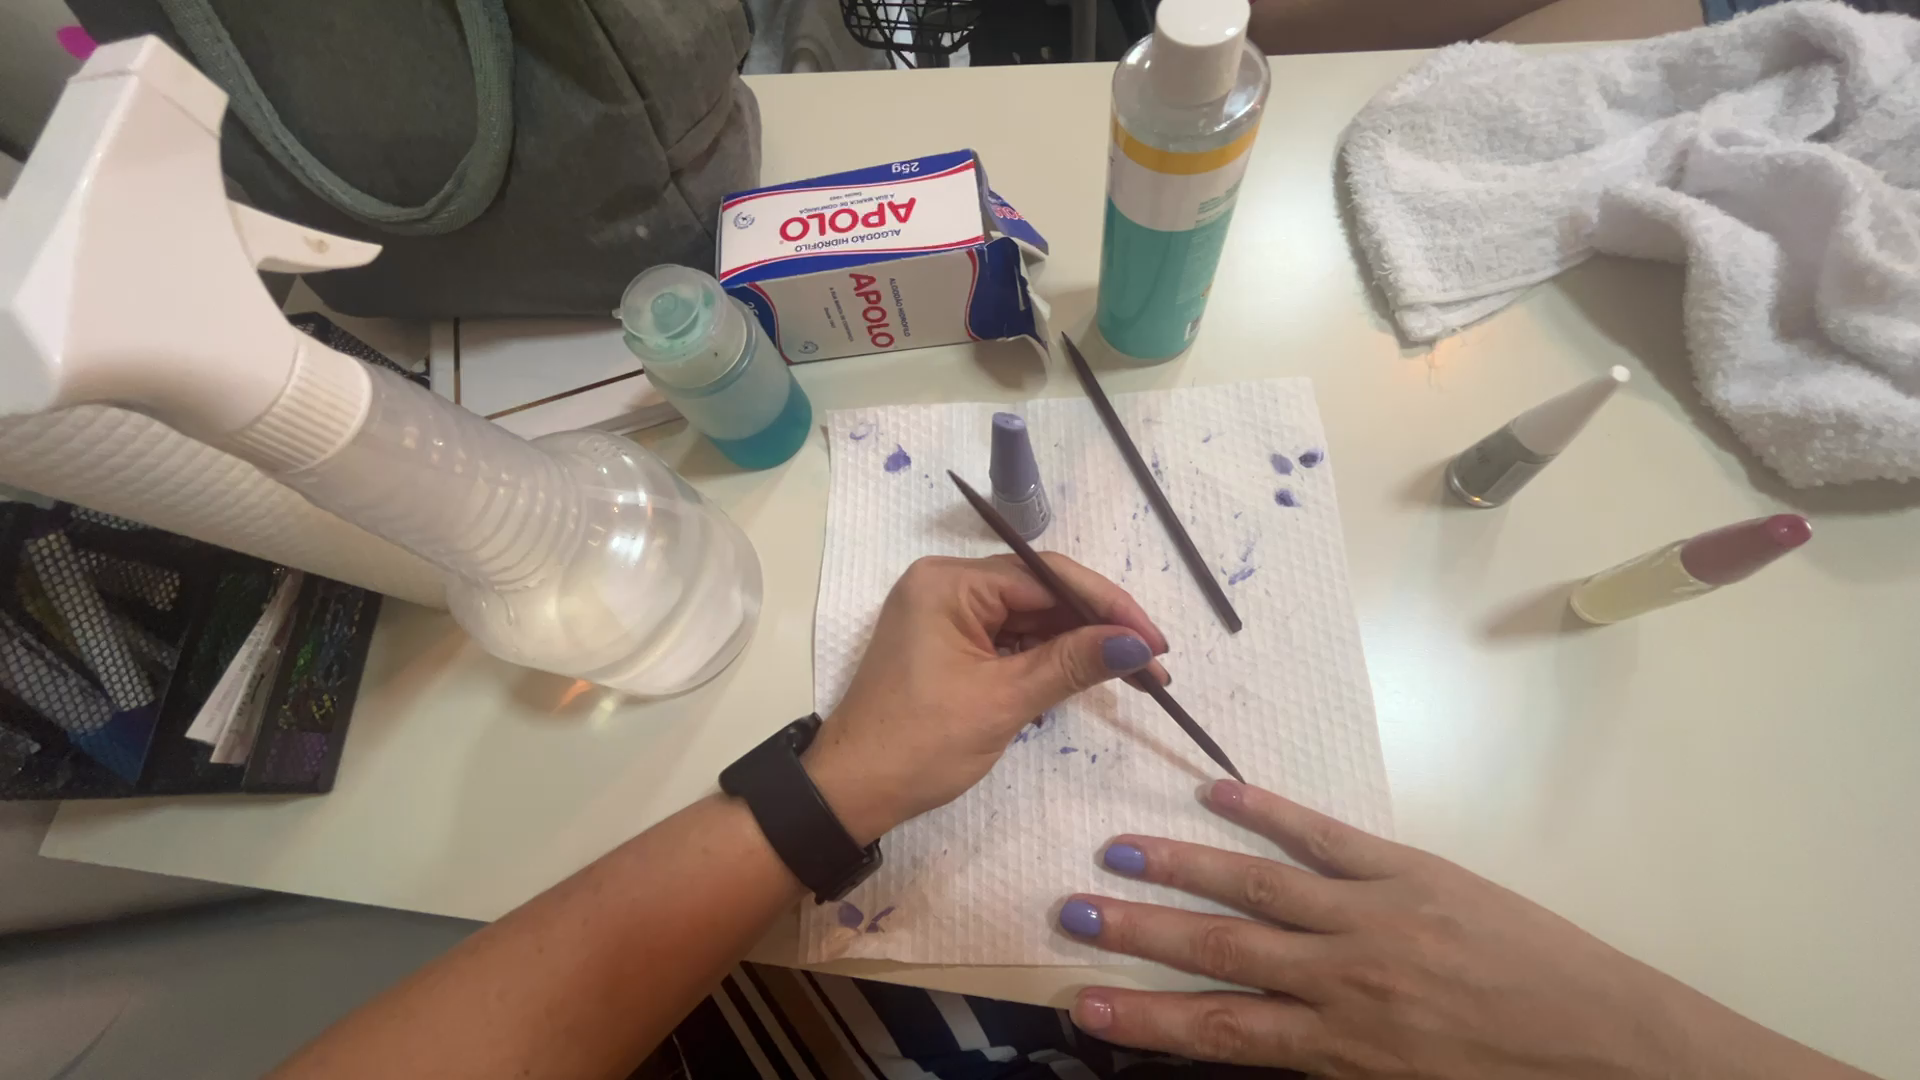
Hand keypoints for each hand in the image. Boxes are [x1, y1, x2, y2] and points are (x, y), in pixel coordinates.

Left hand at [804, 554, 1167, 844]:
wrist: (851, 792)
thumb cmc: (921, 745)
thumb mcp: (1003, 701)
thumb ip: (1072, 664)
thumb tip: (1138, 644)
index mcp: (950, 583)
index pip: (1045, 576)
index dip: (1107, 605)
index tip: (1155, 640)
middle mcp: (946, 584)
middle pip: (1039, 593)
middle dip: (1096, 626)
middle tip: (1152, 660)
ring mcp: (945, 612)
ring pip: (1027, 616)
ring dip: (1075, 643)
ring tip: (1132, 670)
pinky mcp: (948, 640)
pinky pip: (1007, 636)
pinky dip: (1044, 656)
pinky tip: (1084, 672)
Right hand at [1056, 780, 1877, 1079]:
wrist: (1641, 1064)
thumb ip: (1328, 1062)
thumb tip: (1251, 1034)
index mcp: (1345, 1048)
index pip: (1221, 1030)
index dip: (1146, 1020)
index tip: (1083, 1005)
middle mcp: (1342, 978)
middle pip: (1219, 951)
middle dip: (1138, 934)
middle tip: (1071, 910)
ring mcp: (1369, 913)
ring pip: (1254, 885)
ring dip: (1180, 867)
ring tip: (1118, 853)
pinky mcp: (1405, 870)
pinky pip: (1321, 834)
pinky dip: (1266, 810)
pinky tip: (1217, 791)